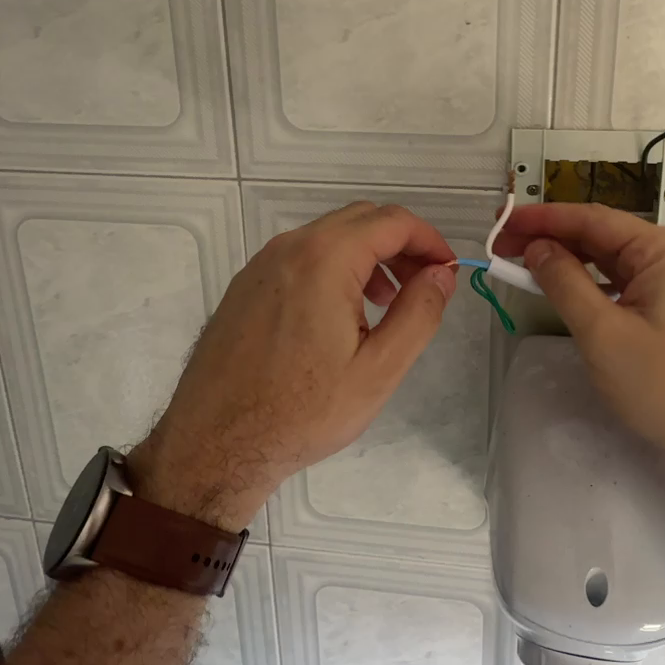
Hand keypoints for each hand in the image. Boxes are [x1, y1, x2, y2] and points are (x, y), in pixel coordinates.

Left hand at [133, 202, 457, 529]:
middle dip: (401, 245)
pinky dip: (334, 268)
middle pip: (361, 220)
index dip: (430, 239)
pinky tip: (339, 315)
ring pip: (329, 236)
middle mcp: (290, 247)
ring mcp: (262, 263)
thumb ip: (419, 313)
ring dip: (368, 256)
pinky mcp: (246, 285)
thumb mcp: (378, 370)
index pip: (392, 222)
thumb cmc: (302, 411)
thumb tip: (442, 273)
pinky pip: (302, 256)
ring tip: (385, 304)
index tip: (448, 271)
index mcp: (325, 258)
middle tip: (423, 286)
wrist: (215, 445)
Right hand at [493, 203, 664, 473]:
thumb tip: (537, 248)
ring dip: (567, 260)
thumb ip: (565, 282)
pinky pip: (622, 280)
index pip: (592, 219)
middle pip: (601, 235)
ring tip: (522, 265)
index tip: (502, 223)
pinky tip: (561, 287)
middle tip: (503, 249)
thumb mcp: (603, 333)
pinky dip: (588, 281)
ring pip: (609, 259)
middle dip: (550, 239)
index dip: (542, 219)